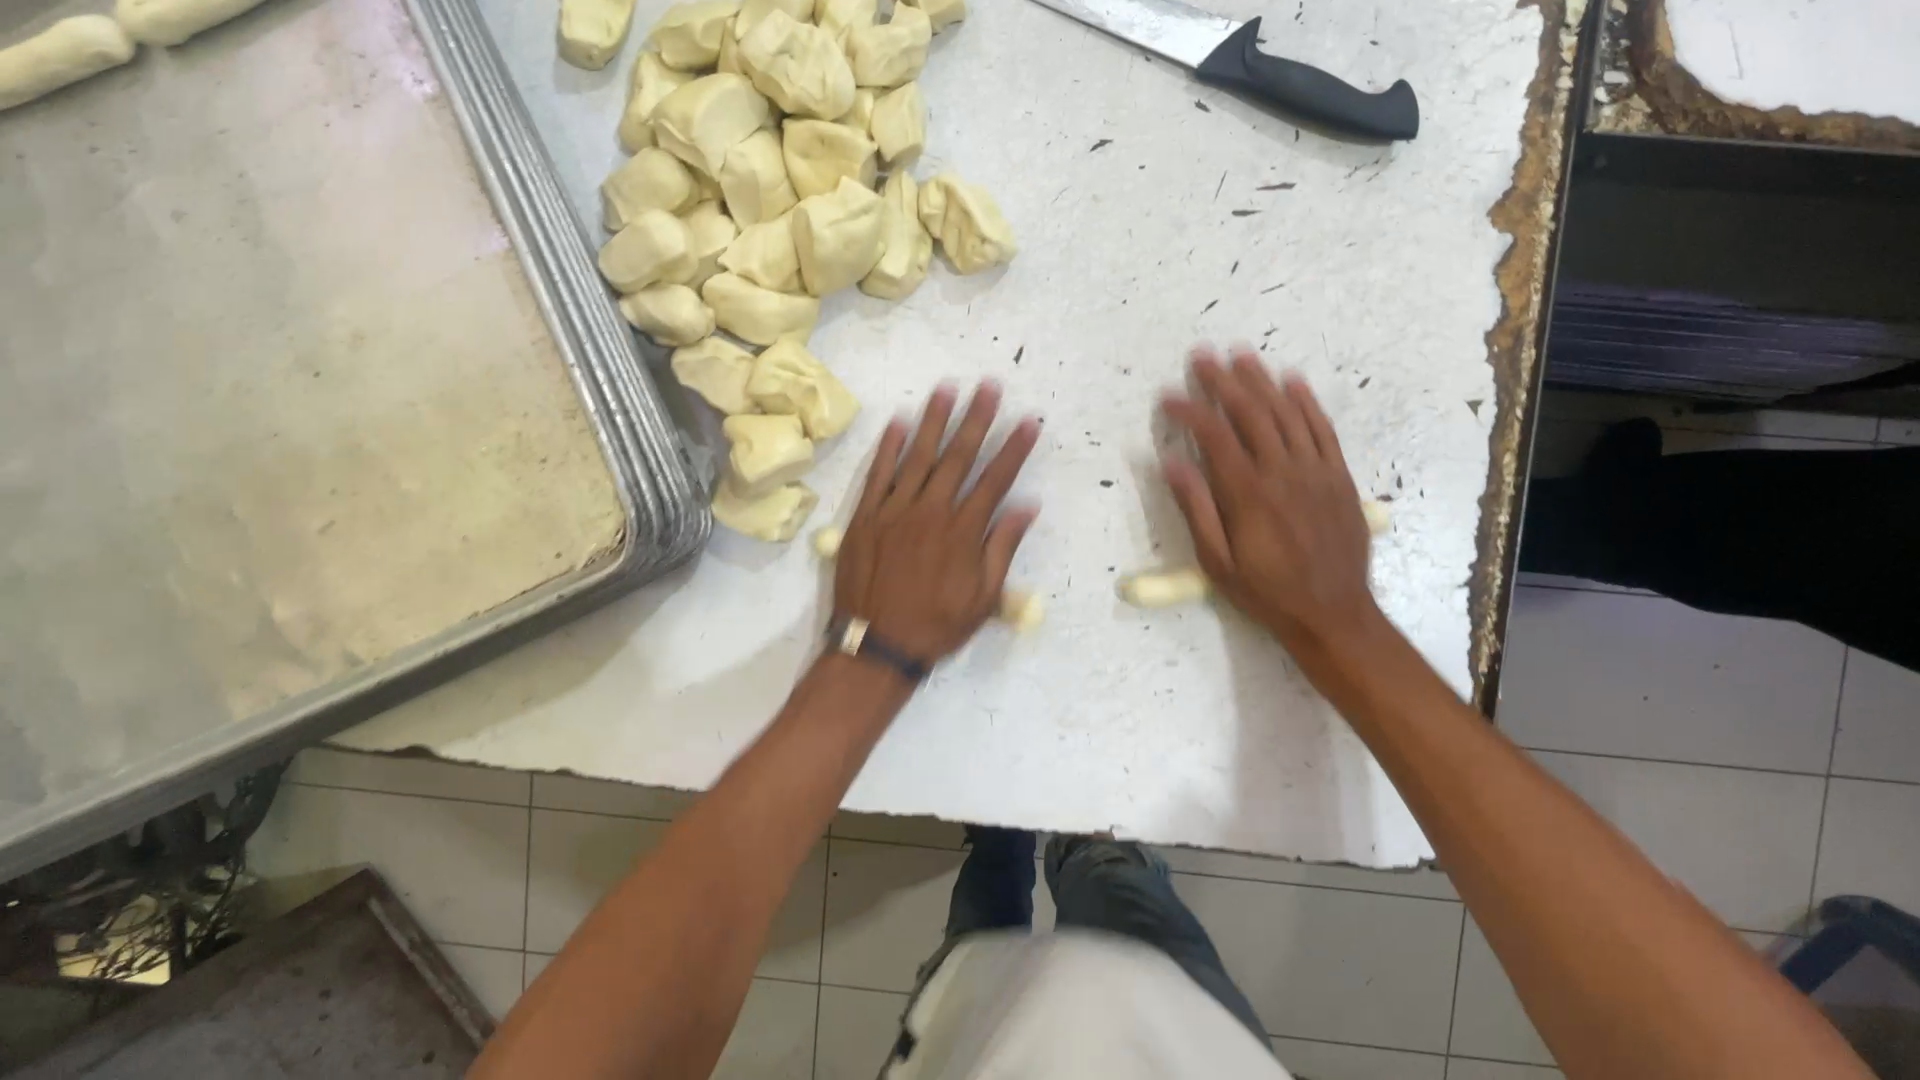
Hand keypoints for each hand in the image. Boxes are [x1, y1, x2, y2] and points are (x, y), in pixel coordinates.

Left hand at [834, 382, 1040, 662]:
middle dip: (977, 419)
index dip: (1014, 448)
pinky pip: (878, 474)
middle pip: (959, 457)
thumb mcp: (983, 597)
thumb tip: (1025, 508)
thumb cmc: (937, 625)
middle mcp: (931, 511)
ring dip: (935, 421)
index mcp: (963, 531)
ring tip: (947, 389)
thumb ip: (1002, 548)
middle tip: (989, 386)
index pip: (996, 479)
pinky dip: (888, 447)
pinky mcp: (865, 516)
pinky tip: (899, 422)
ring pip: (918, 456)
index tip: (1029, 421)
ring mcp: (894, 510)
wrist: (877, 644)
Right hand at [1161, 344, 1380, 660]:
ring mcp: (1316, 470)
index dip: (1190, 410)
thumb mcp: (1217, 562)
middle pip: (1251, 413)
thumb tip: (1171, 463)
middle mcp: (1283, 472)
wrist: (1333, 611)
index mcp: (1248, 494)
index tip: (1168, 396)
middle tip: (1203, 356)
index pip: (1214, 436)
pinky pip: (1323, 429)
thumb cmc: (1266, 591)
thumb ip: (1196, 509)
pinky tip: (1293, 381)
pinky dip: (1307, 402)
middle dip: (1224, 381)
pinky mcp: (1339, 476)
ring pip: (1287, 413)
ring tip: (1241, 355)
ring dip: (1262, 381)